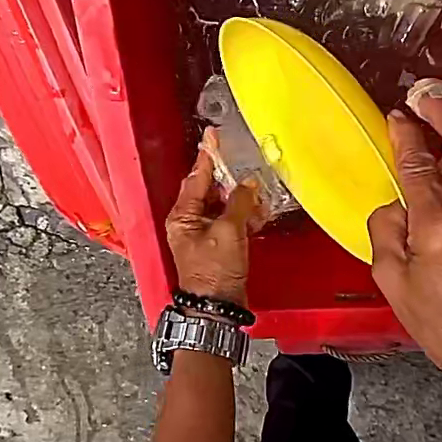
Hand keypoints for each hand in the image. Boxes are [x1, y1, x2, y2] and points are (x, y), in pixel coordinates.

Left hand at [166, 147, 260, 305]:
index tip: (212, 135)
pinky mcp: (216, 245)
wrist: (217, 306)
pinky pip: (229, 221)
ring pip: (222, 205)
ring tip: (258, 196)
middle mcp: (189, 221)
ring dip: (240, 200)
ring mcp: (202, 233)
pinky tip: (258, 215)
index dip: (207, 156)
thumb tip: (248, 183)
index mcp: (183, 214)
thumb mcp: (229, 231)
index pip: (196, 177)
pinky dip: (244, 216)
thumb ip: (240, 203)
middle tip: (245, 167)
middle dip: (229, 180)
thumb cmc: (215, 270)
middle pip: (209, 189)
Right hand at [367, 81, 441, 368]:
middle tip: (425, 93)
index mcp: (440, 226)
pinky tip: (437, 165)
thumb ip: (386, 228)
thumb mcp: (390, 276)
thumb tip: (395, 202)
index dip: (405, 133)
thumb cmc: (436, 318)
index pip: (419, 164)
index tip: (396, 115)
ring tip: (428, 119)